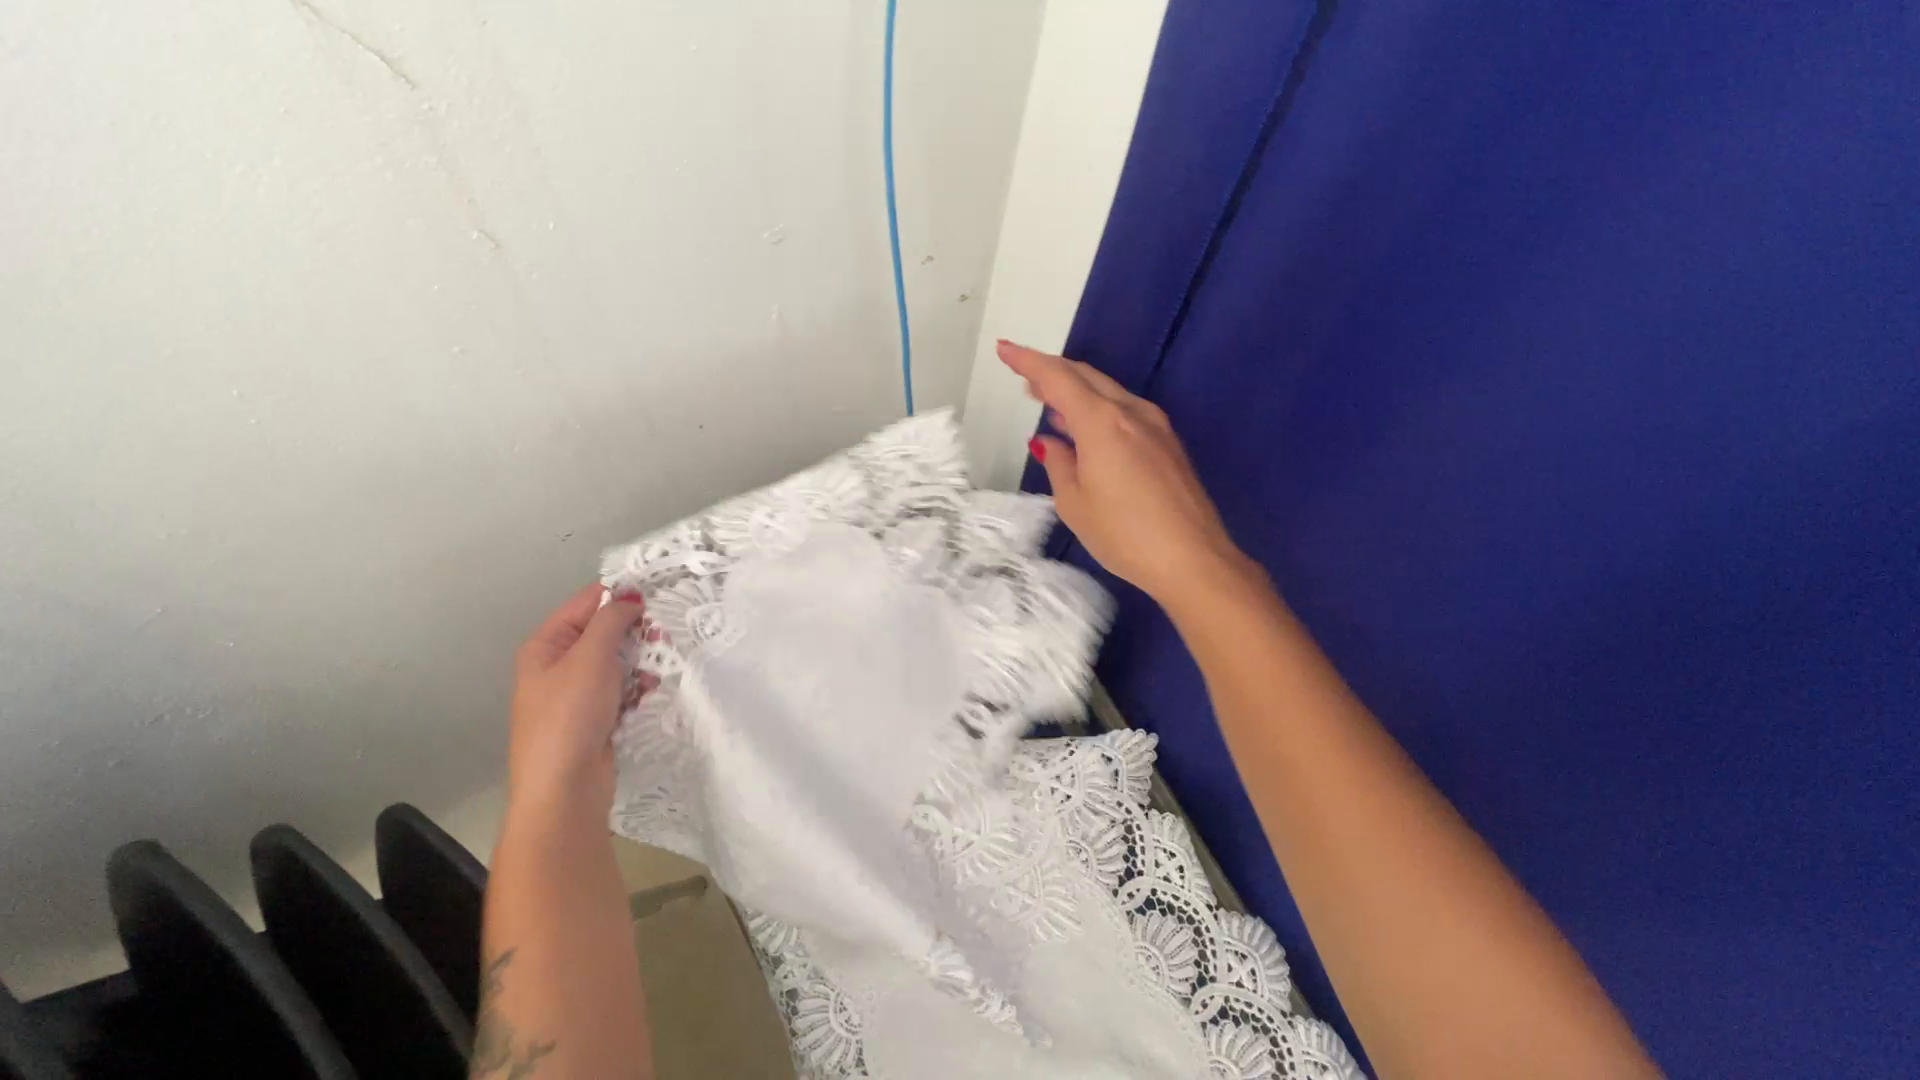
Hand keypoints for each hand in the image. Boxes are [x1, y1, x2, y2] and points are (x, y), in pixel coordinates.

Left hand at [506, 584, 647, 822]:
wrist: (564, 789)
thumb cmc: (570, 716)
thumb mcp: (590, 658)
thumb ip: (611, 621)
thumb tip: (629, 596)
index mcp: (546, 645)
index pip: (586, 603)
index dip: (620, 593)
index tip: (659, 590)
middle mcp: (558, 665)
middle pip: (603, 632)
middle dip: (634, 630)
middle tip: (665, 630)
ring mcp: (577, 694)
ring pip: (616, 662)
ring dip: (639, 660)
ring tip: (661, 661)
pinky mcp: (596, 718)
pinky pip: (621, 689)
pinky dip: (637, 686)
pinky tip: (651, 689)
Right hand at [999, 340, 1254, 606]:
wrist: (1193, 559)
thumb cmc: (1125, 535)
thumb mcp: (1075, 503)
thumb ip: (1059, 463)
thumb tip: (1050, 442)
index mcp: (1102, 422)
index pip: (1058, 378)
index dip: (1027, 361)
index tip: (1004, 349)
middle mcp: (1131, 412)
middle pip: (1086, 377)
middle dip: (1052, 372)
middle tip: (1024, 377)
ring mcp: (1155, 426)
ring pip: (1108, 392)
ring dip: (1076, 391)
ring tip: (1048, 401)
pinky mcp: (1168, 444)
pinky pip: (1124, 411)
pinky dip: (1098, 409)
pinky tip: (1085, 429)